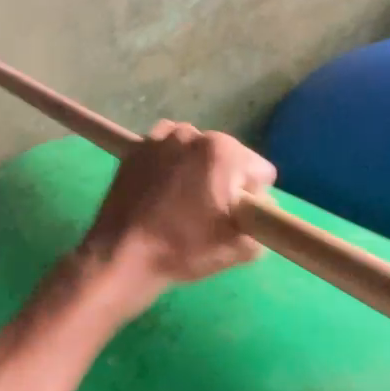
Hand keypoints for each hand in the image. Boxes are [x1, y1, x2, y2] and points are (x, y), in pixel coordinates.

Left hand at [76, 121, 276, 316]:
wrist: (122, 256)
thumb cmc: (184, 250)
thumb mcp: (242, 246)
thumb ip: (266, 222)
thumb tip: (261, 209)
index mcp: (224, 151)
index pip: (260, 171)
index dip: (252, 197)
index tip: (234, 217)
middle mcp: (192, 134)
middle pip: (226, 157)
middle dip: (223, 180)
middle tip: (206, 213)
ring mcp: (158, 139)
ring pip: (194, 151)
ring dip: (195, 170)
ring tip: (181, 202)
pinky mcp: (133, 151)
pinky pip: (164, 152)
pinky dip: (167, 165)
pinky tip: (160, 191)